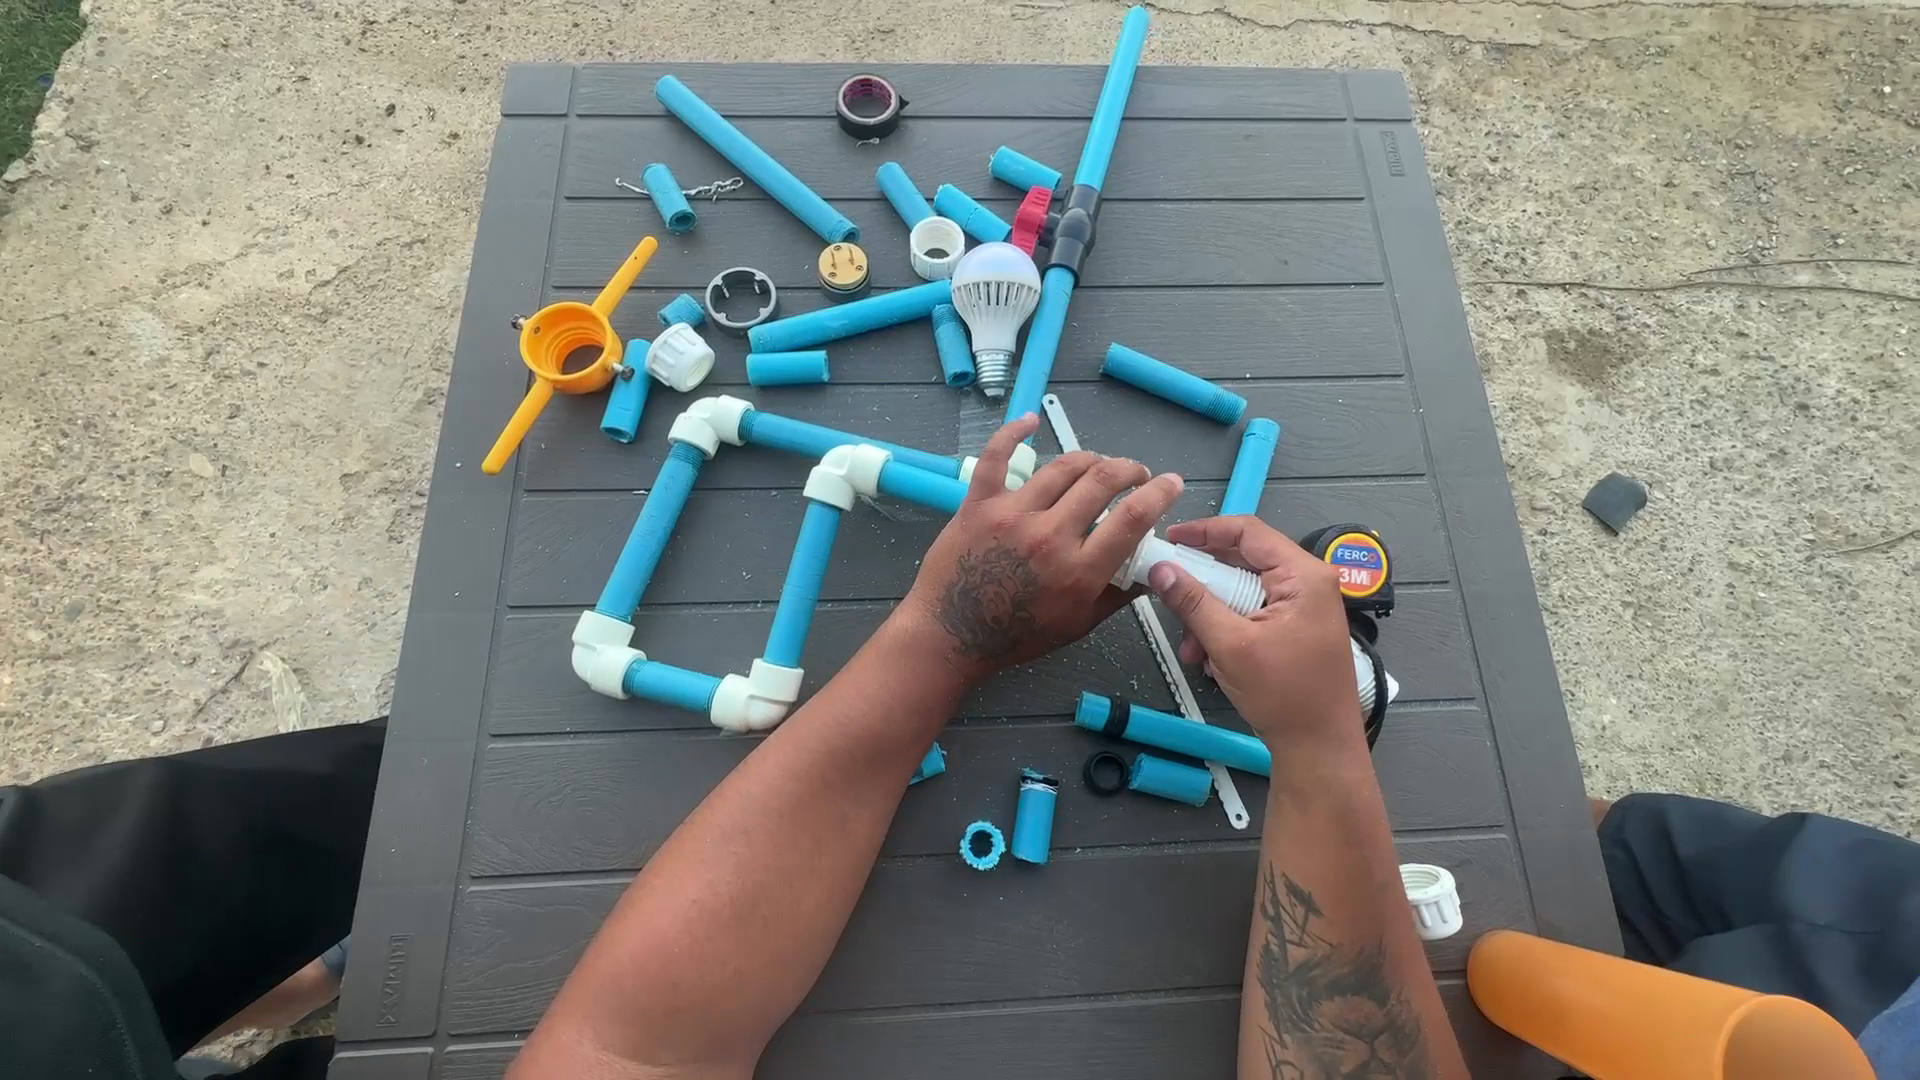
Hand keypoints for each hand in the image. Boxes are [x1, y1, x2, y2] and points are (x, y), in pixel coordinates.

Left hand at [896, 414, 1183, 683]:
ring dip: (1091, 459)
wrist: (951, 634)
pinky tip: (1030, 420)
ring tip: (1099, 464)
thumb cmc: (1016, 635)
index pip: (1134, 518)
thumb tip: (1154, 572)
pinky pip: (997, 457)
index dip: (1160, 494)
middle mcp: (1050, 536)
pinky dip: (1013, 432)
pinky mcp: (980, 504)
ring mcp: (1013, 515)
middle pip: (1103, 481)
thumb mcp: (1078, 624)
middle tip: (1135, 474)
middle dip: (1129, 470)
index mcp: (1080, 570)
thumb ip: (1118, 595)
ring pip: (1063, 467)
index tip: (1170, 483)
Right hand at [1147, 515, 1362, 750]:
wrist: (1319, 748)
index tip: (1170, 539)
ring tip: (1193, 647)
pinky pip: (1249, 611)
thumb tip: (1161, 569)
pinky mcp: (1293, 627)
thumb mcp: (1230, 645)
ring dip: (1209, 613)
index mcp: (1302, 576)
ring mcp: (1301, 606)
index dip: (1204, 530)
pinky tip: (1210, 656)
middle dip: (1202, 585)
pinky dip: (1224, 628)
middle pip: (1241, 561)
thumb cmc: (1284, 695)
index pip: (1248, 531)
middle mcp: (1307, 583)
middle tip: (1171, 597)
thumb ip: (1193, 602)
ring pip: (1240, 590)